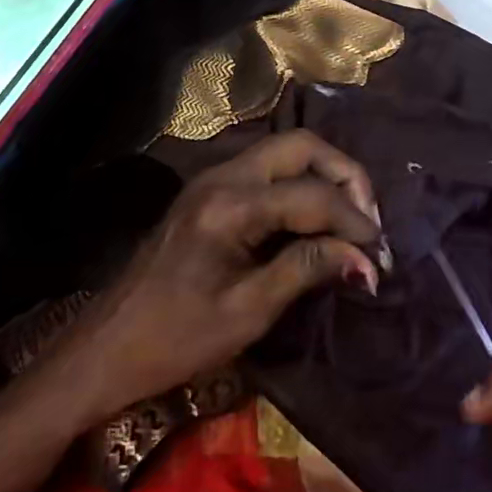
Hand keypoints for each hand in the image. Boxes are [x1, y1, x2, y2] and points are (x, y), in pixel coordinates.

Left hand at [50, 130, 381, 421]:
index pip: (313, 195)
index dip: (356, 224)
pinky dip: (300, 185)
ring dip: (324, 176)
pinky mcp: (209, 191)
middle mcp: (222, 176)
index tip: (381, 259)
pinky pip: (267, 171)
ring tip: (351, 221)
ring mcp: (213, 178)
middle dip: (346, 176)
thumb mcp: (249, 311)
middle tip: (369, 222)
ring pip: (285, 152)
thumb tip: (366, 257)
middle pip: (302, 146)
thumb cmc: (177, 338)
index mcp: (231, 206)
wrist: (109, 345)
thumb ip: (308, 269)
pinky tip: (316, 219)